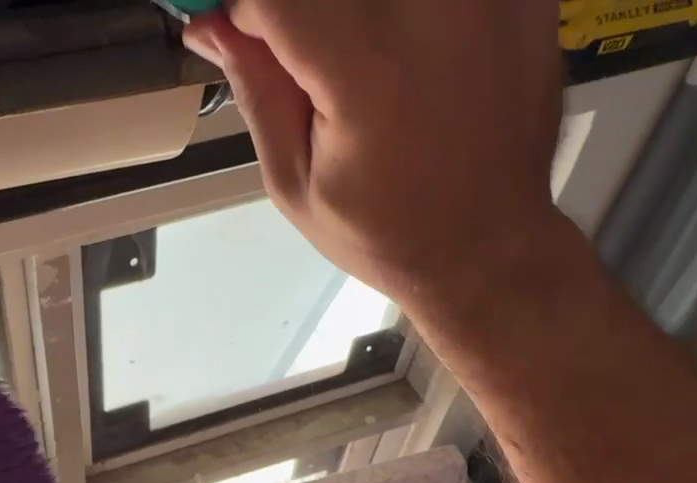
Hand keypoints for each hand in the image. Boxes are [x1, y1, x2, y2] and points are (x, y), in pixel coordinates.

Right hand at [185, 0, 570, 311]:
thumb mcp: (295, 182)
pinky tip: (404, 52)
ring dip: (350, 15)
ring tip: (351, 64)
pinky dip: (404, 15)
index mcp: (369, 75)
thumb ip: (258, 90)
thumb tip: (210, 24)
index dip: (246, 7)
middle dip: (296, 9)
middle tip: (298, 54)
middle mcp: (436, 15)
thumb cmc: (383, 231)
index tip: (243, 33)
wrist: (486, 244)